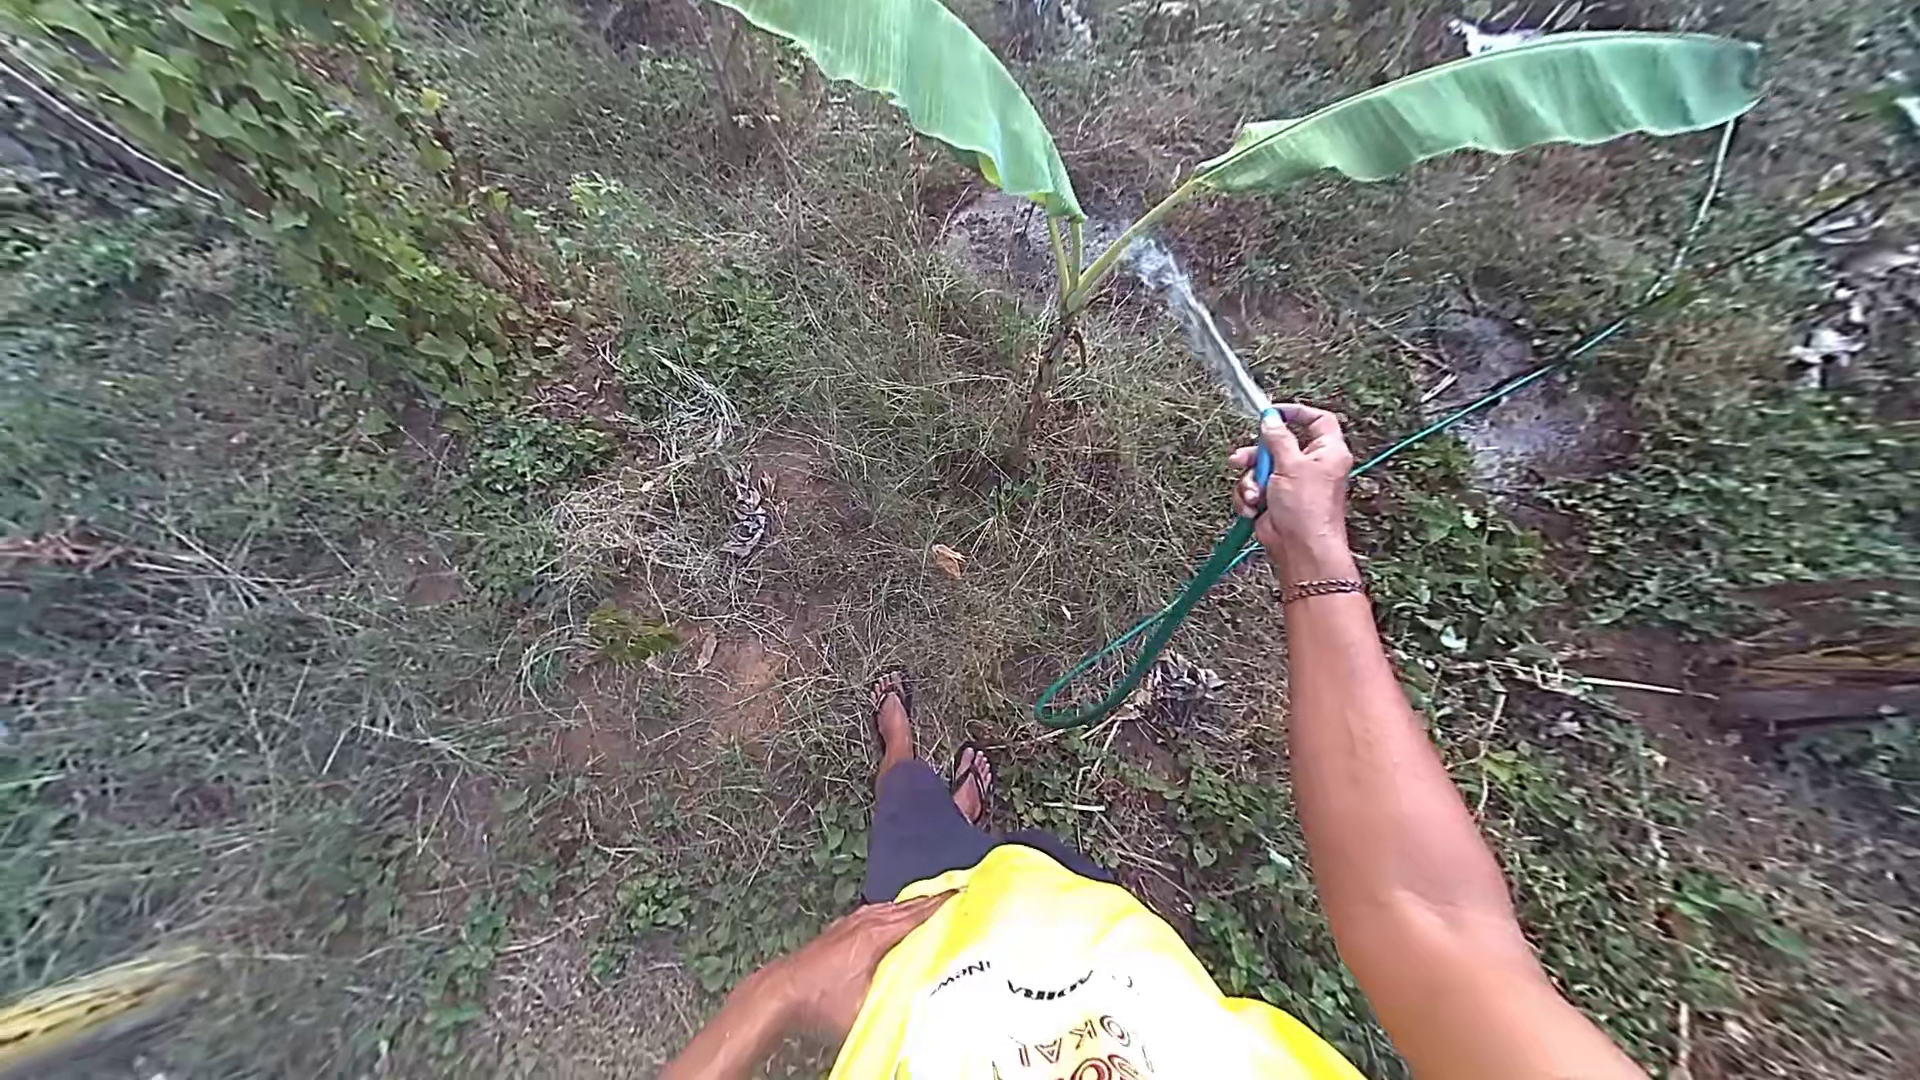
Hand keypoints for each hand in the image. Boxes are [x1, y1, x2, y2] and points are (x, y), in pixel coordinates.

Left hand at [761, 891, 954, 1038]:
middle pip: (910, 905)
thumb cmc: (821, 1000)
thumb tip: (923, 997)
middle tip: (960, 897)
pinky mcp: (847, 925)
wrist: (783, 989)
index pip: (919, 914)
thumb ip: (894, 997)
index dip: (943, 905)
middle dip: (936, 900)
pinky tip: (902, 916)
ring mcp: (856, 919)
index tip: (966, 896)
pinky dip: (899, 910)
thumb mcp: (863, 1006)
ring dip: (918, 904)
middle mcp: (869, 919)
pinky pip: (882, 910)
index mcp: (878, 933)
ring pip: (896, 906)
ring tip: (939, 904)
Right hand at [1229, 402, 1357, 581]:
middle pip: (1276, 445)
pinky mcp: (1271, 499)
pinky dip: (1248, 497)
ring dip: (1250, 481)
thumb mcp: (1290, 465)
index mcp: (1326, 452)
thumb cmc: (1306, 508)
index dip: (1295, 413)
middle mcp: (1308, 465)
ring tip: (1254, 495)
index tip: (1272, 413)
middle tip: (1242, 458)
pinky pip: (1251, 488)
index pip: (1316, 421)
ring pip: (1258, 468)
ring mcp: (1288, 483)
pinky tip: (1254, 507)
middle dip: (1256, 455)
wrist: (1298, 545)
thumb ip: (1278, 439)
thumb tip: (1270, 419)